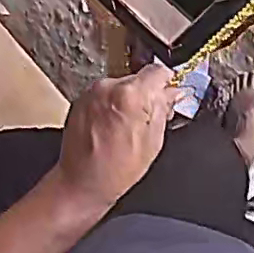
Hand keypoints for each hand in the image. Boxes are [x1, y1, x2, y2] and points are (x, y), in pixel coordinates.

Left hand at [52, 63, 178, 206]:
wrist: (82, 182)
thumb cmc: (115, 170)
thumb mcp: (153, 141)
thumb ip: (164, 109)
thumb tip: (173, 92)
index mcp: (130, 94)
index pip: (158, 70)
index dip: (167, 83)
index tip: (169, 94)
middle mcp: (108, 86)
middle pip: (138, 79)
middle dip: (146, 96)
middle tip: (147, 120)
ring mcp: (92, 92)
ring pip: (121, 86)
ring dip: (127, 101)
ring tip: (126, 129)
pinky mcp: (80, 99)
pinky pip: (104, 95)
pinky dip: (110, 106)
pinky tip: (111, 128)